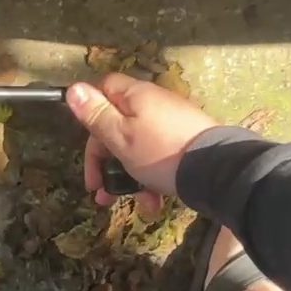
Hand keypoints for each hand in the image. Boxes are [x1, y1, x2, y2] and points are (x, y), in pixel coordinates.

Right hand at [67, 73, 219, 204]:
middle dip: (103, 158)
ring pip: (135, 146)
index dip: (90, 110)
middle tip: (96, 186)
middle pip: (117, 124)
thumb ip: (95, 114)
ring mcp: (172, 126)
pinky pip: (157, 158)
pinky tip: (151, 203)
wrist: (217, 172)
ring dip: (123, 175)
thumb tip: (73, 88)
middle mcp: (154, 106)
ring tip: (118, 201)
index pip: (104, 88)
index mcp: (136, 96)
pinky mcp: (185, 146)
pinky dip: (149, 179)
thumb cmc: (159, 152)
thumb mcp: (119, 135)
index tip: (84, 137)